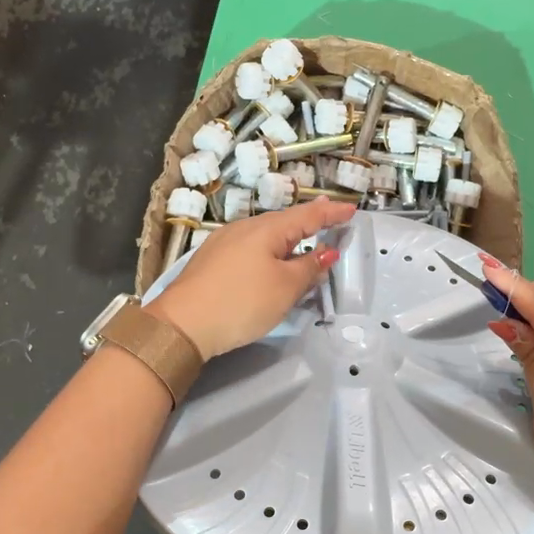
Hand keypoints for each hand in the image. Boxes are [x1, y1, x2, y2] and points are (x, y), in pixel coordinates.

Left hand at [147, 197, 356, 359]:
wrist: (181, 324)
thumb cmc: (241, 303)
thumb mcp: (285, 288)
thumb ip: (308, 268)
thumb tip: (325, 253)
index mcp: (267, 230)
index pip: (307, 215)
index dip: (331, 212)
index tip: (352, 209)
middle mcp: (244, 228)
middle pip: (284, 221)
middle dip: (308, 221)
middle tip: (330, 220)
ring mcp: (224, 242)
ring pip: (265, 234)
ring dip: (288, 237)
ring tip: (304, 241)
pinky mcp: (211, 260)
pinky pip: (250, 246)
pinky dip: (269, 249)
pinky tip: (270, 259)